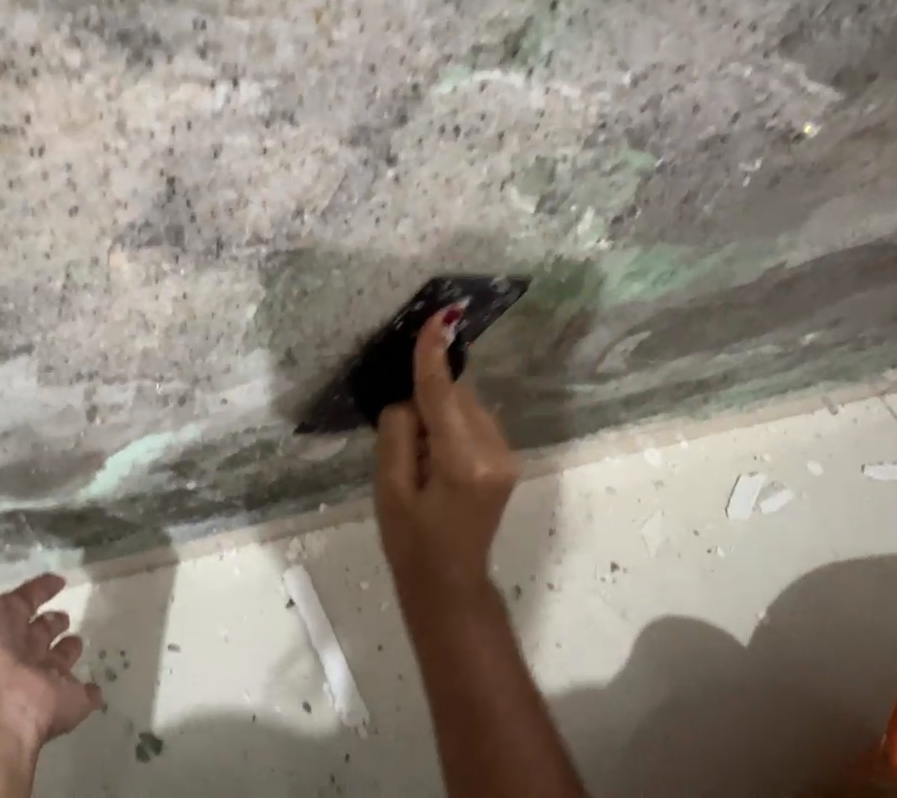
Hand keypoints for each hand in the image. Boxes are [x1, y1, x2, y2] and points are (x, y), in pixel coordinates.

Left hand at [0, 545, 103, 750]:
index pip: (18, 602)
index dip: (36, 590)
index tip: (56, 579)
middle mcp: (13, 654)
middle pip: (36, 634)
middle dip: (49, 623)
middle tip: (63, 615)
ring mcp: (39, 681)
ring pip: (56, 664)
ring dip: (65, 653)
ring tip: (77, 642)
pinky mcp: (64, 702)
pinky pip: (80, 697)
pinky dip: (88, 694)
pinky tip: (96, 689)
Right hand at [374, 305, 521, 602]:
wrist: (449, 582)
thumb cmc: (410, 541)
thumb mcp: (387, 487)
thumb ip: (398, 432)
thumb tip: (412, 398)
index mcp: (462, 463)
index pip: (443, 395)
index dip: (434, 354)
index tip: (439, 315)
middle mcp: (495, 453)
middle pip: (457, 395)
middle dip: (428, 398)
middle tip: (405, 441)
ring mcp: (508, 456)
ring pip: (466, 405)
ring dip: (439, 413)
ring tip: (420, 458)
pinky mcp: (508, 459)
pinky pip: (473, 421)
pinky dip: (451, 425)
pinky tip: (436, 458)